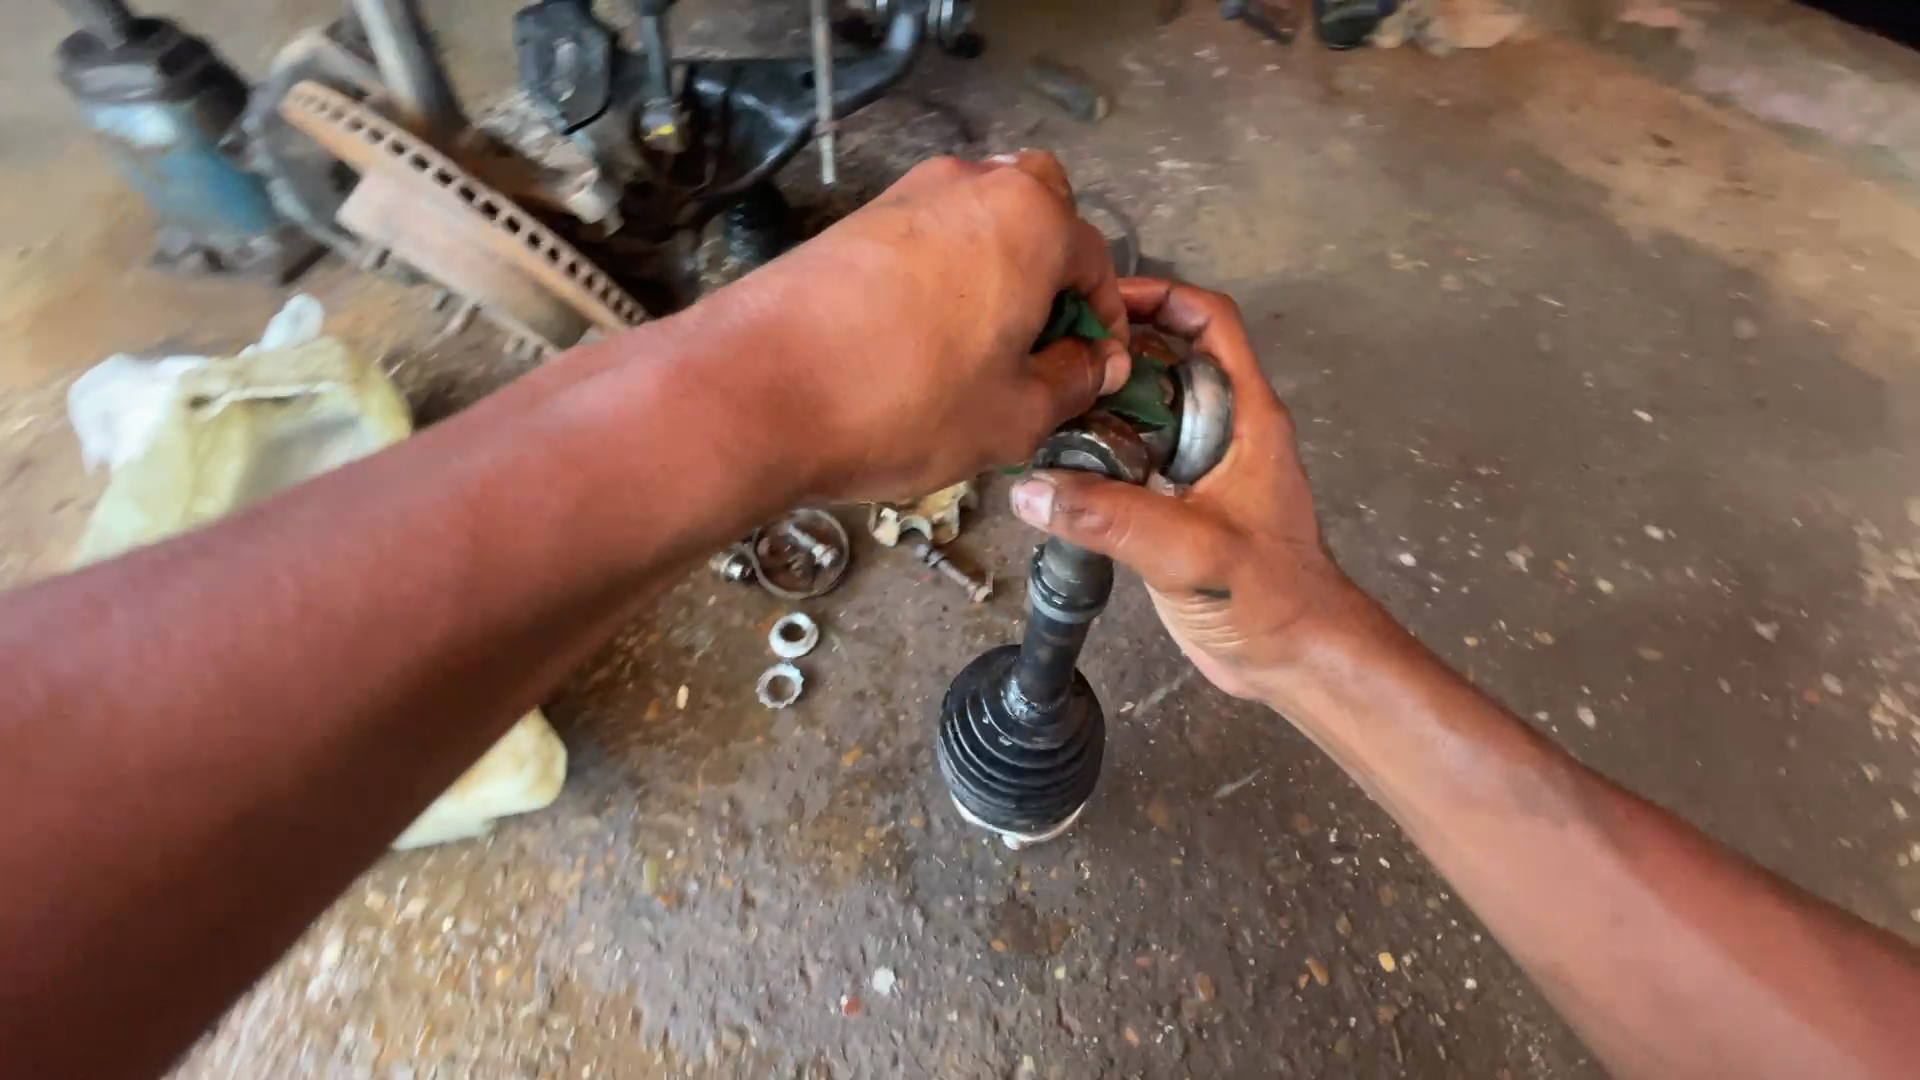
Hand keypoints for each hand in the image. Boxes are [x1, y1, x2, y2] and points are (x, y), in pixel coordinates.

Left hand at [730, 152, 1130, 501]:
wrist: (758, 390)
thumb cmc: (908, 405)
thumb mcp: (1015, 415)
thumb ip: (1073, 382)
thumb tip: (1098, 362)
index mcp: (1031, 220)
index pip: (1096, 260)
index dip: (1103, 321)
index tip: (1094, 367)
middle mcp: (971, 185)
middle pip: (1040, 220)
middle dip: (1053, 280)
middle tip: (1037, 348)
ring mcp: (905, 196)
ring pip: (979, 229)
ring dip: (997, 280)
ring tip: (978, 353)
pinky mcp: (854, 223)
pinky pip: (926, 244)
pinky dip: (944, 283)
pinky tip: (920, 342)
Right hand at [1006, 279, 1369, 701]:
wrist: (1291, 658)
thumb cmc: (1266, 596)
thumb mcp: (1190, 550)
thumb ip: (1111, 518)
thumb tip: (1027, 489)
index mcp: (1245, 416)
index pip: (1210, 323)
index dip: (1160, 297)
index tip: (1097, 303)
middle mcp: (1220, 431)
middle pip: (1165, 362)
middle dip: (1112, 351)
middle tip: (1047, 355)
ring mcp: (1196, 470)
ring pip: (1144, 413)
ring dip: (1099, 404)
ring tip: (1040, 402)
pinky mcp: (1174, 506)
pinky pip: (1130, 461)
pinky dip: (1095, 453)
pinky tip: (1054, 464)